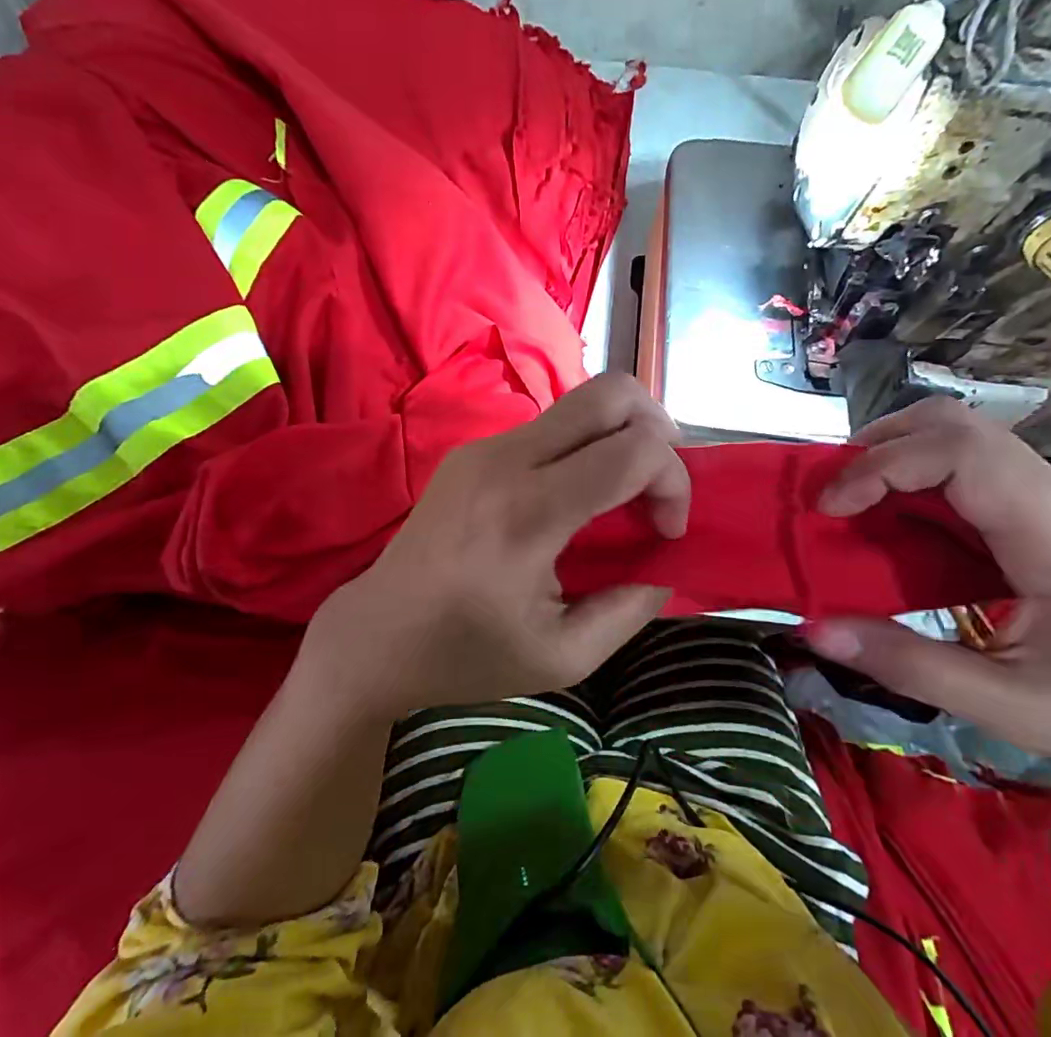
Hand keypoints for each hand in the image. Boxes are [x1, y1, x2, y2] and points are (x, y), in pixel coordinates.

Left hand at [300, 373, 690, 720]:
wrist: (376, 635)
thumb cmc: (467, 656)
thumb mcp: (564, 657)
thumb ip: (629, 609)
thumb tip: (664, 565)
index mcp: (530, 514)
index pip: (634, 450)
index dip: (674, 483)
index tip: (665, 532)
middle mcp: (506, 461)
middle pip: (611, 393)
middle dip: (659, 431)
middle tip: (660, 487)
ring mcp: (484, 448)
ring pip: (581, 403)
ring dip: (621, 437)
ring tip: (623, 495)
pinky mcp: (471, 451)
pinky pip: (549, 426)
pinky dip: (585, 447)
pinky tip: (577, 497)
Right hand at [806, 397, 1050, 820]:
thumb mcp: (1012, 709)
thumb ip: (910, 666)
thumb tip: (815, 628)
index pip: (960, 451)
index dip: (879, 465)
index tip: (829, 508)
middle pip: (957, 423)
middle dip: (877, 446)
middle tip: (829, 497)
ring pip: (964, 438)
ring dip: (895, 458)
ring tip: (850, 507)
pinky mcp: (1050, 515)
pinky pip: (973, 472)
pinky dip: (917, 482)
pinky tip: (897, 526)